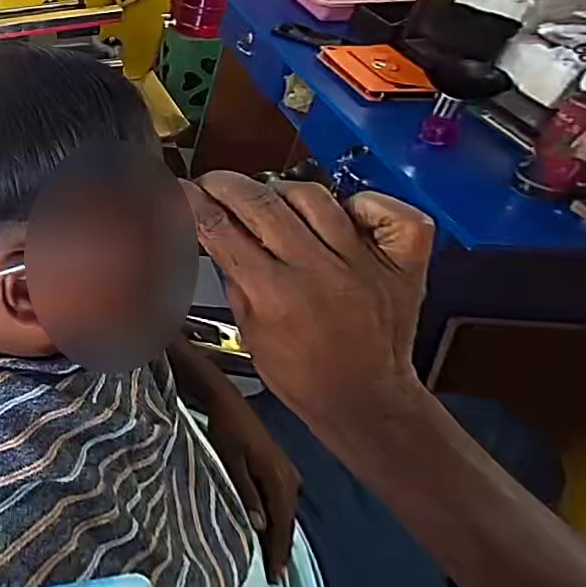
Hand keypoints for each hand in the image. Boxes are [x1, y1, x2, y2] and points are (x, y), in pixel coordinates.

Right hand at [180, 173, 434, 424]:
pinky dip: (364, 202)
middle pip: (260, 201)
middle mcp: (320, 272)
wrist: (366, 402)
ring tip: (268, 199)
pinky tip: (340, 211)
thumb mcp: (246, 325)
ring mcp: (365, 265)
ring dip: (279, 189)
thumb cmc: (300, 372)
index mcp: (274, 293)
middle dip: (224, 184)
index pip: (220, 227)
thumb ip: (233, 274)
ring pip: (313, 196)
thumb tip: (214, 230)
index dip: (193, 200)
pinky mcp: (402, 265)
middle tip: (213, 185)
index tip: (182, 189)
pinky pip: (391, 212)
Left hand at [201, 391, 300, 582]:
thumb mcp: (230, 460)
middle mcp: (290, 478)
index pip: (282, 525)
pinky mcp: (281, 465)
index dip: (278, 551)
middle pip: (287, 520)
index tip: (275, 576)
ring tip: (273, 555)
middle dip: (281, 546)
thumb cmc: (224, 427)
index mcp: (279, 479)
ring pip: (286, 510)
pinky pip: (283, 498)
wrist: (226, 400)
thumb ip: (245, 491)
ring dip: (280, 531)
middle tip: (275, 573)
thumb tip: (261, 526)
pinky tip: (271, 524)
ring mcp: (288, 470)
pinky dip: (278, 514)